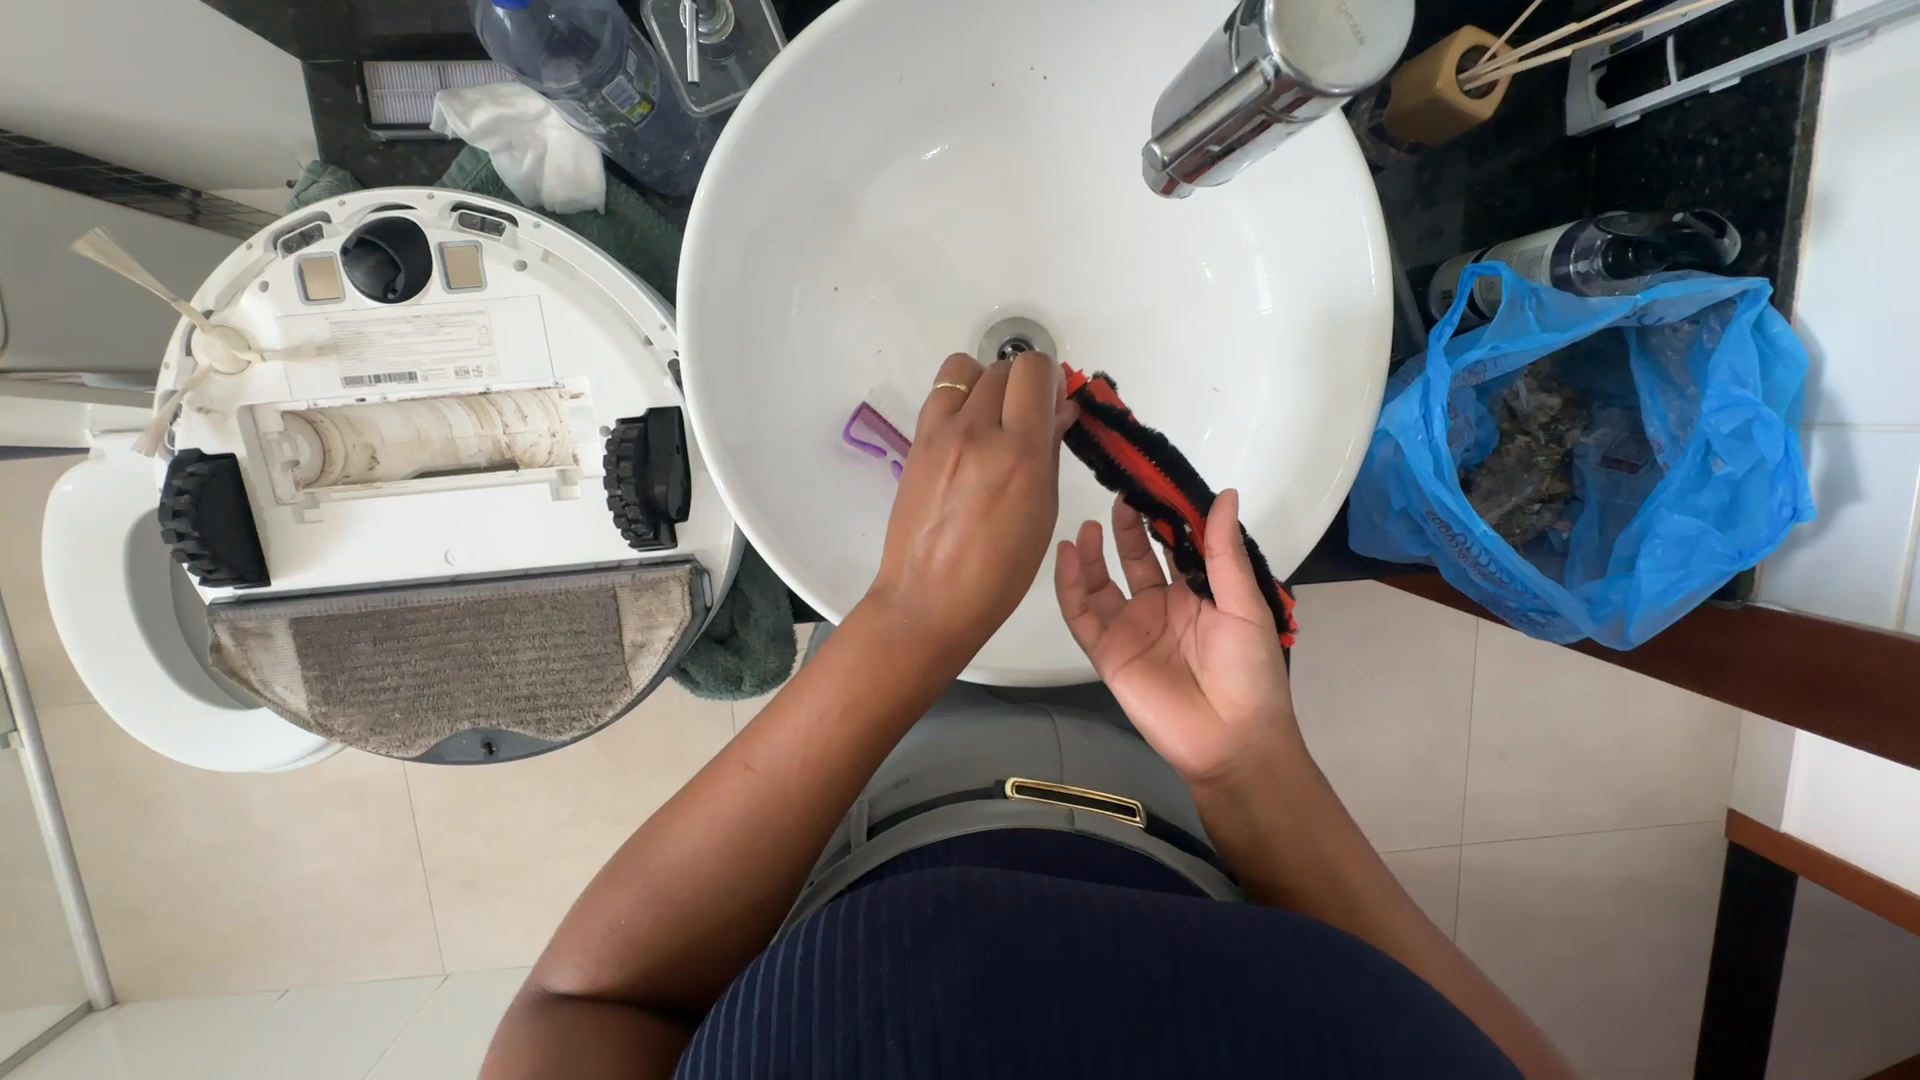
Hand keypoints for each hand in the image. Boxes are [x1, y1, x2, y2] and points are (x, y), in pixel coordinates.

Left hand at [864, 351, 1077, 659]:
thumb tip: (1058, 409)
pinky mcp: (916, 443)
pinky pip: (939, 395)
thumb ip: (1049, 452)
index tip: (1052, 407)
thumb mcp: (1041, 514)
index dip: (1049, 382)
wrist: (928, 598)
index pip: (1034, 371)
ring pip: (965, 368)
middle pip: (1003, 367)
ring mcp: (939, 435)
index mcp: (1018, 454)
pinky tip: (965, 436)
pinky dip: (958, 400)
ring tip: (990, 421)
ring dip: (985, 384)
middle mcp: (977, 432)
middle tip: (1024, 422)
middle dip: (1021, 387)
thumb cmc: (998, 572)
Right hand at [1054, 489, 1297, 781]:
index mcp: (1196, 594)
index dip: (1164, 517)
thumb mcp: (1244, 605)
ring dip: (1094, 553)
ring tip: (1093, 525)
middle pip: (1135, 558)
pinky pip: (1081, 614)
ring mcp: (1130, 628)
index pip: (1174, 546)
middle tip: (1122, 494)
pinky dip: (1070, 584)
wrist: (1232, 740)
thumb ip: (1224, 552)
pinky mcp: (1106, 651)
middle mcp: (1159, 606)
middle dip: (1128, 527)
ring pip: (1101, 582)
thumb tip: (1224, 494)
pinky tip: (1069, 554)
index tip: (1154, 483)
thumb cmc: (1249, 672)